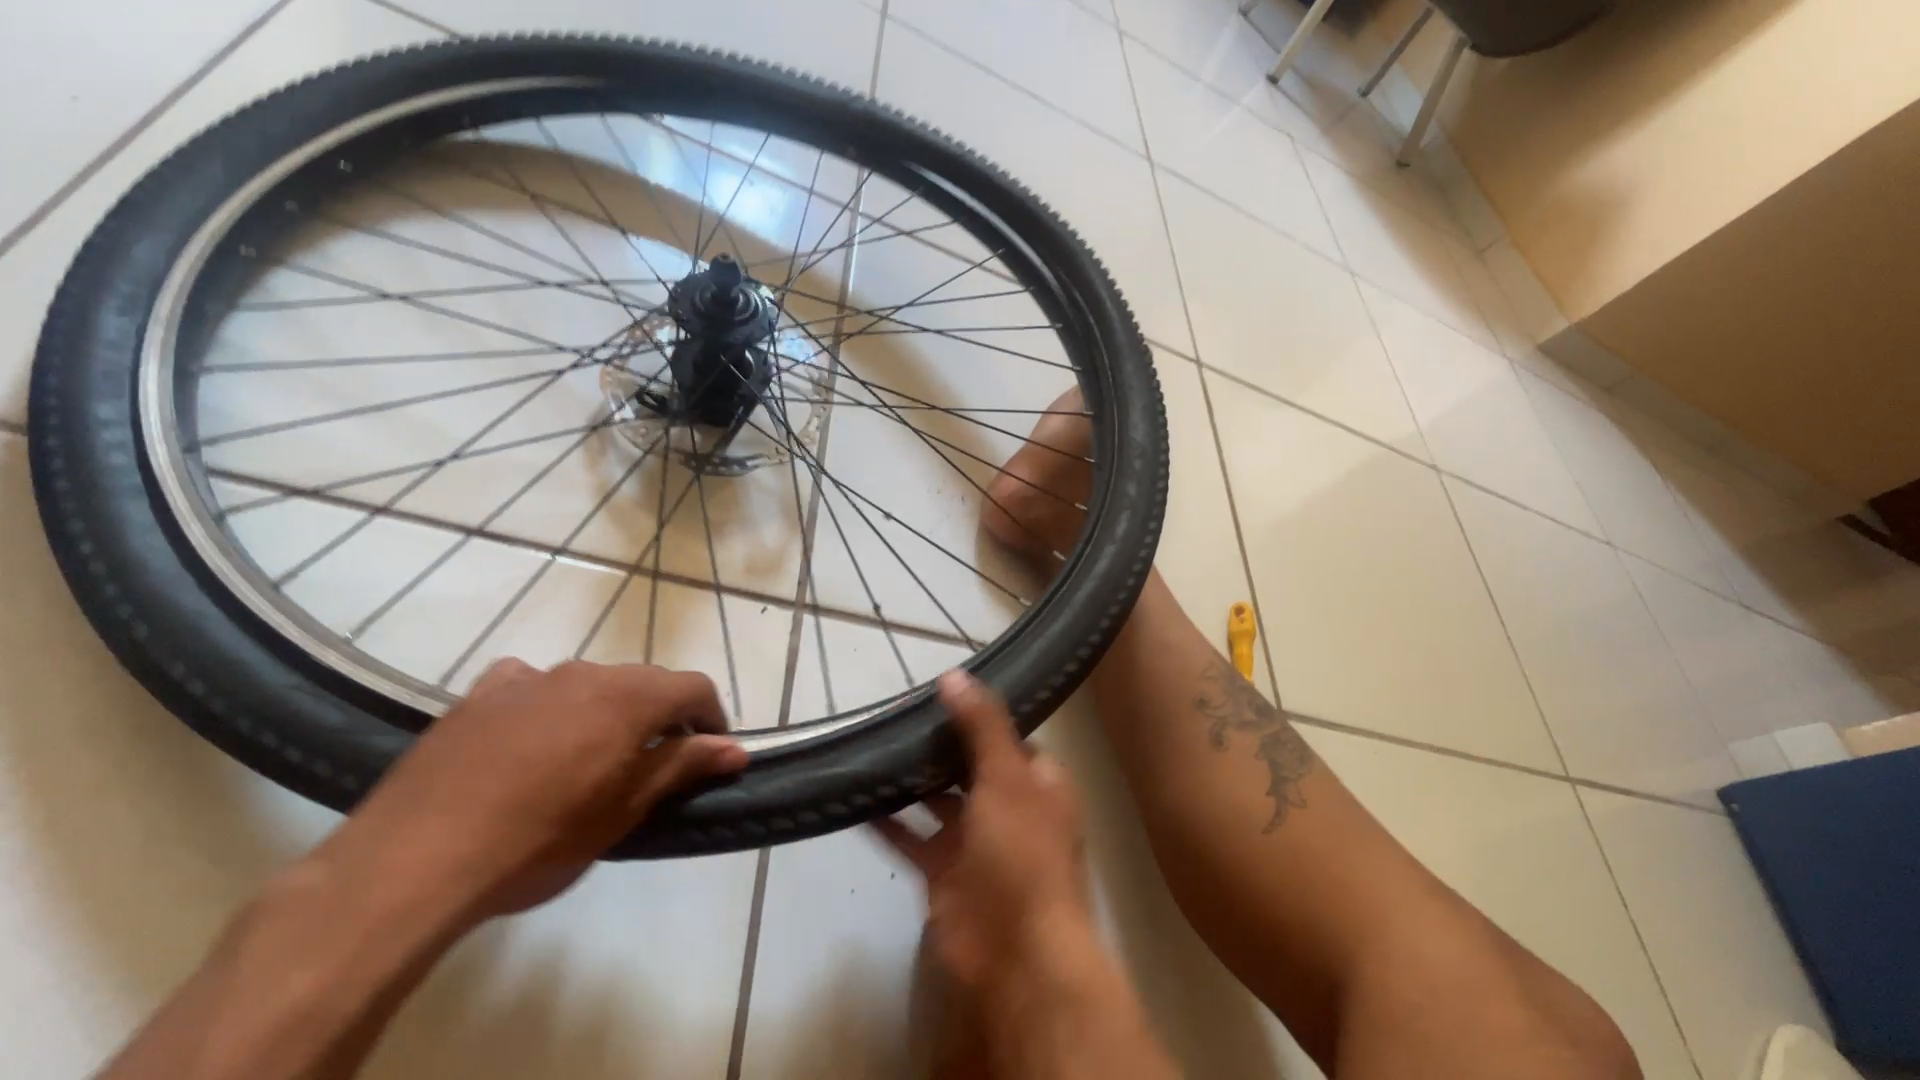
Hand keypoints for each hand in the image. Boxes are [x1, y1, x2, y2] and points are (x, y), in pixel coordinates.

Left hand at [320, 658, 748, 922]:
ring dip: (604, 713)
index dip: (711, 718)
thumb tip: (736, 748)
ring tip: (588, 764)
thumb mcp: (623, 812)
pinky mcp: (478, 695)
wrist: (414, 860)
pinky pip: (531, 687)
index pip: (692, 688)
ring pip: (587, 684)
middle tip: (653, 768)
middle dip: (659, 717)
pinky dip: (549, 706)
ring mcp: (525, 679)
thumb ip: (682, 768)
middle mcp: (581, 673)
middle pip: (641, 683)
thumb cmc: (538, 843)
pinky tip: (531, 743)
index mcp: (626, 699)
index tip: (711, 754)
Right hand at [875, 671, 1090, 990]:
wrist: (1017, 954)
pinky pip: (911, 838)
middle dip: (937, 745)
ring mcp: (975, 844)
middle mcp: (1008, 809)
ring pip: (937, 801)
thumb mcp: (1007, 778)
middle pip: (968, 767)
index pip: (1008, 737)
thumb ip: (981, 726)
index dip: (978, 714)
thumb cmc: (1023, 856)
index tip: (938, 689)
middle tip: (892, 711)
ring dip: (910, 780)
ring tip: (871, 744)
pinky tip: (856, 797)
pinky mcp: (943, 874)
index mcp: (1038, 784)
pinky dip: (888, 821)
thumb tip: (954, 675)